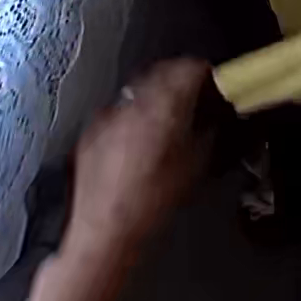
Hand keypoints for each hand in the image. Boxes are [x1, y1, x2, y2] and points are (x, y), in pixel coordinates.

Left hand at [62, 58, 212, 262]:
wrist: (105, 233)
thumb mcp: (197, 159)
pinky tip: (136, 132)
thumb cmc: (155, 198)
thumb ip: (206, 126)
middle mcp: (135, 105)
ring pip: (138, 87)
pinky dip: (130, 112)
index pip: (189, 67)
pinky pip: (116, 110)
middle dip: (178, 74)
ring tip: (164, 109)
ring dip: (154, 91)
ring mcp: (108, 118)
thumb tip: (211, 113)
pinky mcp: (89, 135)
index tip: (210, 76)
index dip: (204, 69)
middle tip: (191, 87)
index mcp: (166, 107)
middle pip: (161, 70)